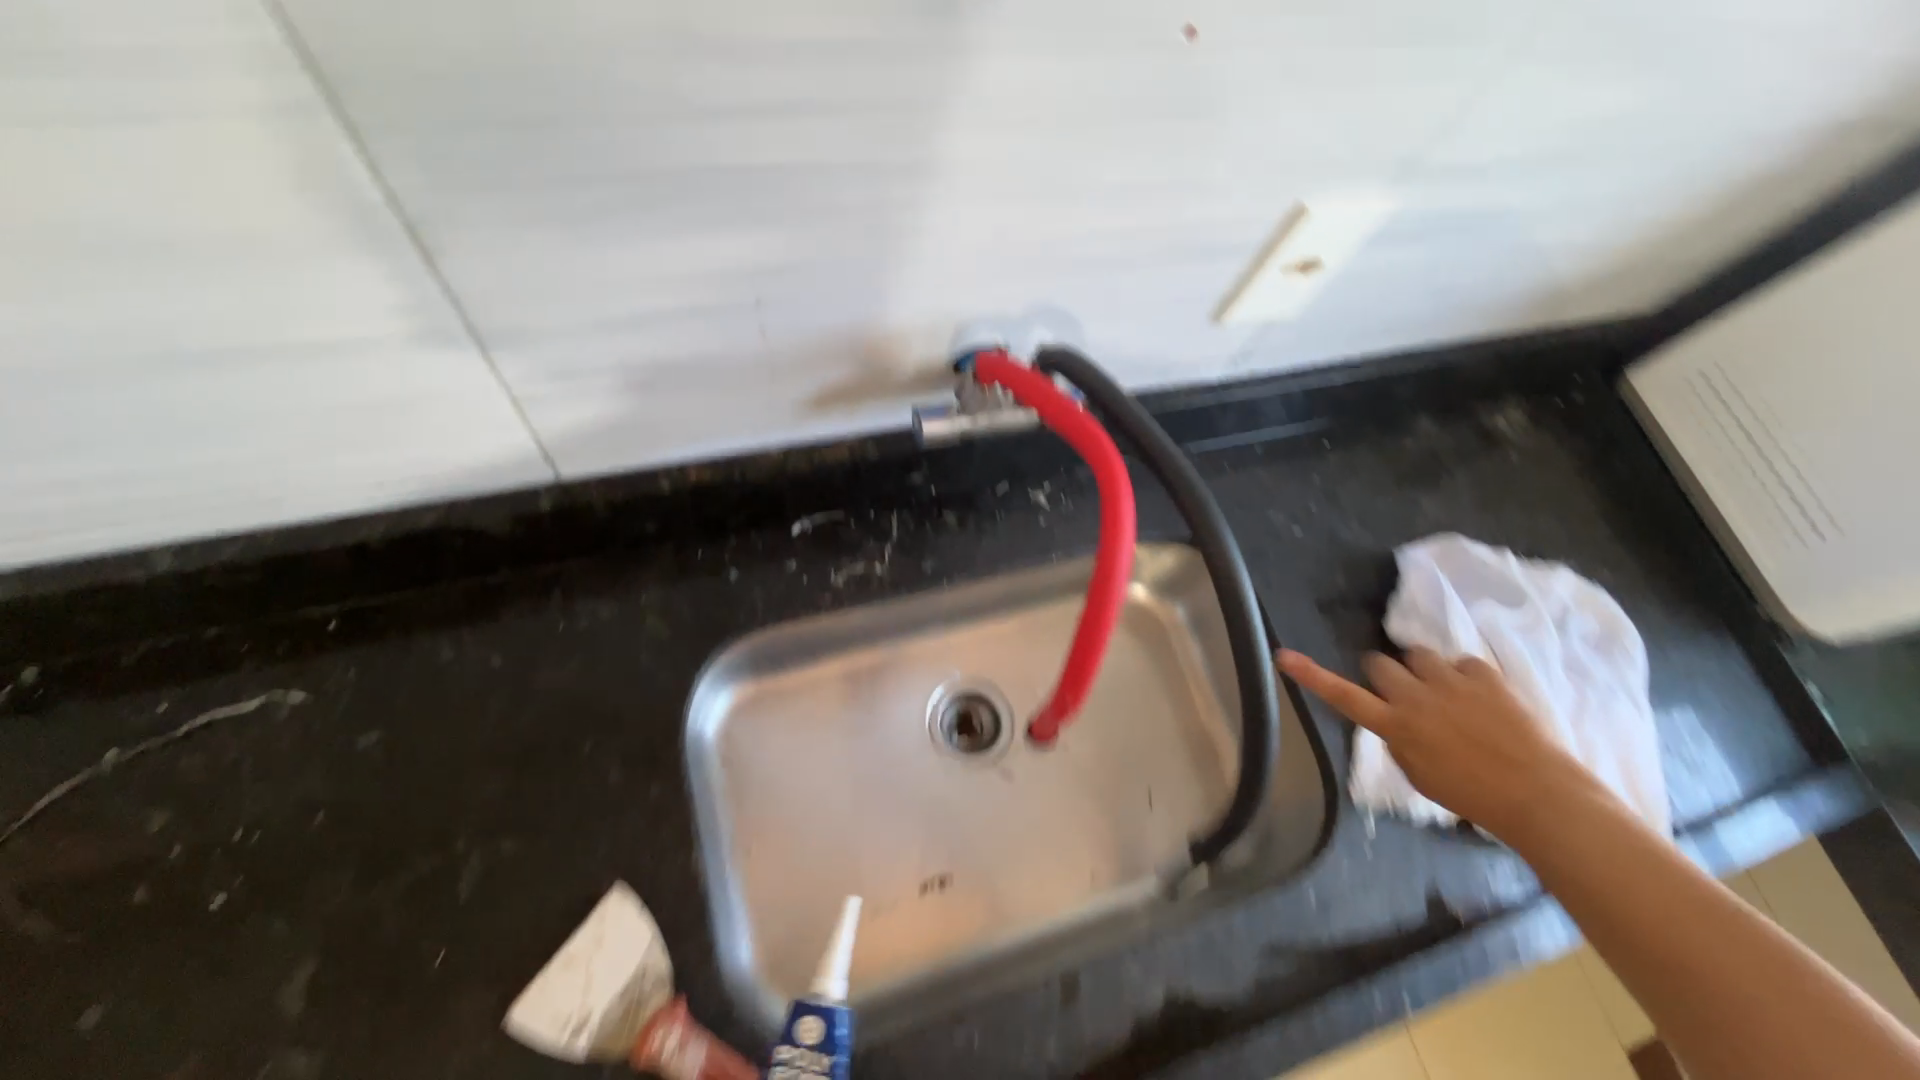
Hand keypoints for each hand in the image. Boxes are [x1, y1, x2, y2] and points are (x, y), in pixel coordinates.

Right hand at [1278, 646, 1610, 841]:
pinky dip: (1464, 676)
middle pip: (1380, 662)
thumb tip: (1394, 719)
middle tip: (1402, 691)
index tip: (1283, 655)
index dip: (1310, 675)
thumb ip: (1398, 740)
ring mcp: (1451, 681)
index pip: (1342, 695)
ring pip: (1418, 655)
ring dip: (1423, 670)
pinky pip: (1461, 661)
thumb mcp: (1419, 774)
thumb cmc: (1472, 796)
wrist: (1538, 793)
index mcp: (1395, 727)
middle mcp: (1416, 697)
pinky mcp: (1485, 674)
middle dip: (1385, 673)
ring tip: (1445, 692)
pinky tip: (1480, 698)